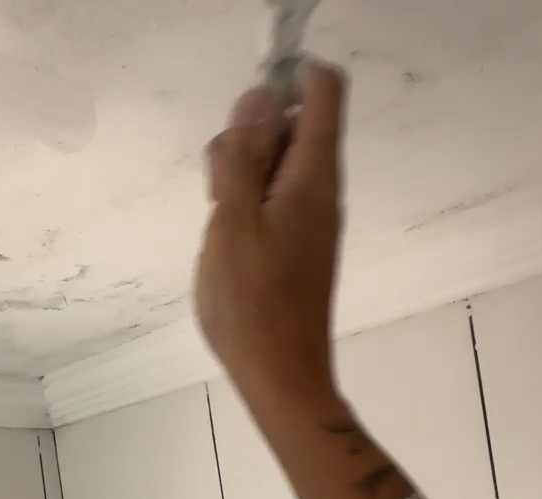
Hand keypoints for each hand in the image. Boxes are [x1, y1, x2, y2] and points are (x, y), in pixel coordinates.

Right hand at [195, 61, 347, 410]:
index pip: (322, 89)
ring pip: (278, 169)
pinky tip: (230, 247)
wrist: (281, 378)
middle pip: (293, 126)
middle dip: (248, 137)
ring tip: (220, 226)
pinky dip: (249, 211)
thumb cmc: (252, 305)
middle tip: (219, 190)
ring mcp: (312, 226)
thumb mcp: (233, 220)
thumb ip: (243, 156)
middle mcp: (322, 195)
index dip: (286, 78)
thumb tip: (259, 99)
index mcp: (313, 177)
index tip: (243, 115)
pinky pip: (275, 206)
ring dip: (241, 180)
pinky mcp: (300, 252)